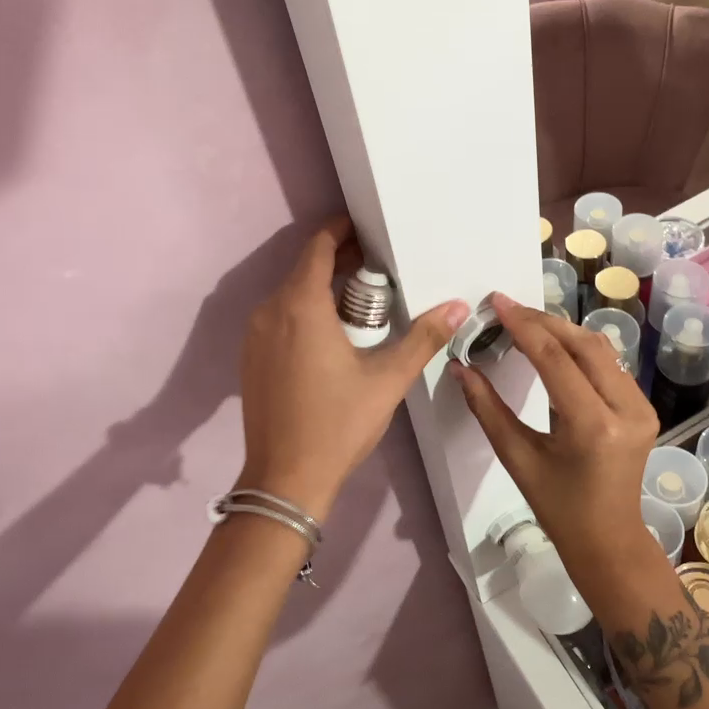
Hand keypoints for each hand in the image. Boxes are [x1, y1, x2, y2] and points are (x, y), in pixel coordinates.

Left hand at [237, 217, 469, 519]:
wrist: (285, 479)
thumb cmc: (338, 423)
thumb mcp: (387, 379)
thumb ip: (423, 338)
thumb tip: (458, 307)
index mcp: (300, 305)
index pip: (318, 247)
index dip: (341, 231)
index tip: (367, 229)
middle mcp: (270, 311)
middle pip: (304, 269)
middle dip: (339, 261)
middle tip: (378, 266)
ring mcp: (254, 336)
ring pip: (290, 295)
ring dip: (322, 289)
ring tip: (361, 301)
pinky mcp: (250, 358)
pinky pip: (278, 319)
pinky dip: (303, 312)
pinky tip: (331, 335)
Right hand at [451, 292, 659, 571]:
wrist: (609, 539)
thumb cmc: (558, 506)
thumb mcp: (517, 457)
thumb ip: (487, 408)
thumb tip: (460, 366)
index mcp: (593, 426)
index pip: (556, 360)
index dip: (524, 327)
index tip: (498, 303)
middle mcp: (626, 409)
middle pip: (585, 344)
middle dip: (544, 322)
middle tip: (509, 309)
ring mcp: (641, 407)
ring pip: (601, 349)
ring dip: (563, 331)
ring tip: (526, 323)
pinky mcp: (643, 408)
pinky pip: (610, 364)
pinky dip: (579, 349)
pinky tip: (553, 346)